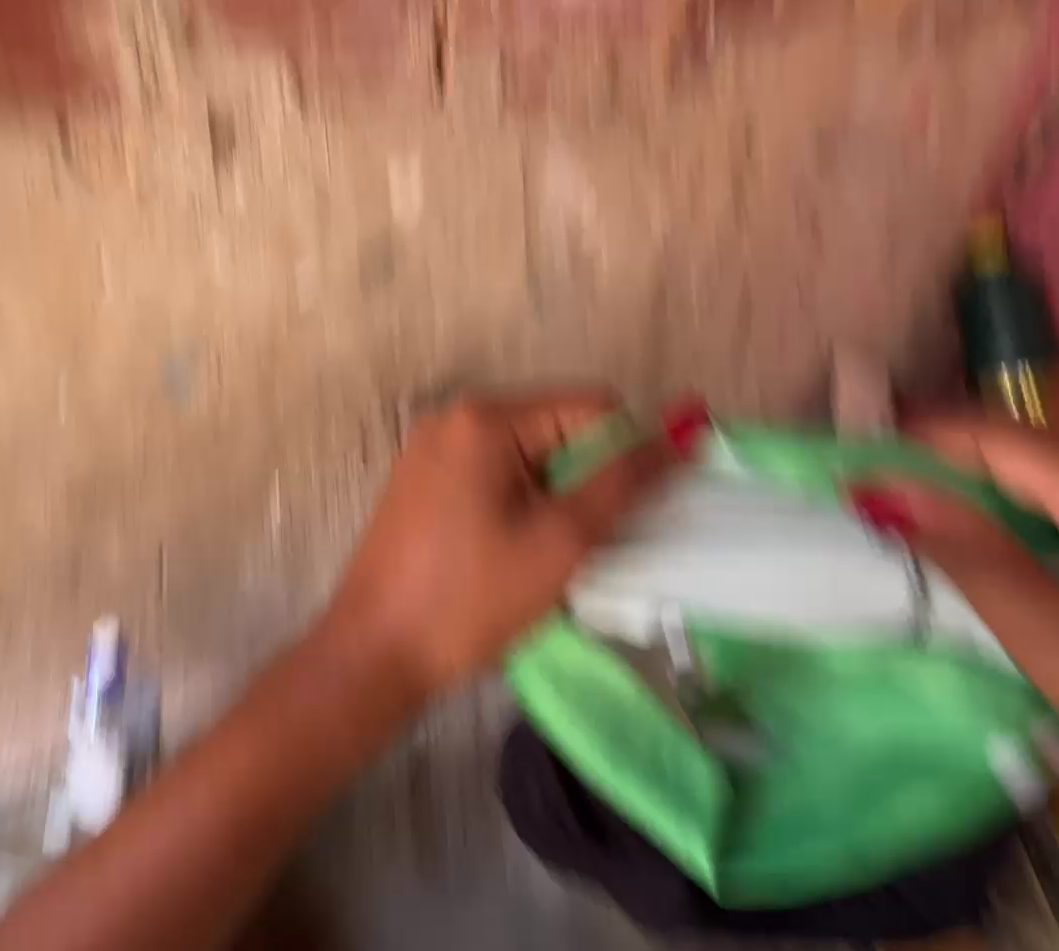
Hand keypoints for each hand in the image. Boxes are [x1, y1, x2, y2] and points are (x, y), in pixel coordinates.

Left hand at [319, 391, 694, 702]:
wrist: (373, 653)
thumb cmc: (468, 598)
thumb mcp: (560, 541)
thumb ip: (625, 482)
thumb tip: (685, 427)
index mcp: (484, 418)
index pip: (592, 406)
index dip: (629, 453)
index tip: (630, 515)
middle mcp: (451, 419)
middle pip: (556, 429)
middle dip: (586, 480)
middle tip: (584, 545)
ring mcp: (428, 452)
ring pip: (526, 458)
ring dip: (555, 499)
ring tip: (546, 557)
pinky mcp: (418, 485)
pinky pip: (490, 477)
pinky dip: (518, 506)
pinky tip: (510, 556)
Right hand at [858, 420, 1058, 865]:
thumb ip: (974, 562)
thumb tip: (888, 493)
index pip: (1010, 440)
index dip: (925, 436)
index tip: (857, 452)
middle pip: (1045, 445)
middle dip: (957, 458)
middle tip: (886, 488)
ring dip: (1001, 477)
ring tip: (939, 508)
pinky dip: (1050, 496)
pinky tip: (1027, 533)